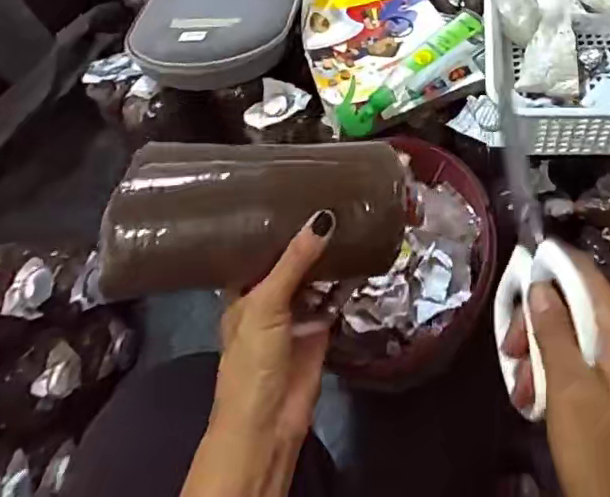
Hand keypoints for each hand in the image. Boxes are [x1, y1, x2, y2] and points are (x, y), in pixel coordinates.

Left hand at [181, 210, 336, 496]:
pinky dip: (349, 277)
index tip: (297, 189)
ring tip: (355, 214)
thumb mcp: (266, 304)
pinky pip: (337, 293)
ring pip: (317, 272)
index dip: (274, 222)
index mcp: (244, 289)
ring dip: (333, 252)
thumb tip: (324, 216)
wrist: (269, 421)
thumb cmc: (251, 361)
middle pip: (293, 256)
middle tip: (337, 195)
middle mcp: (270, 295)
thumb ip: (294, 261)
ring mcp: (298, 310)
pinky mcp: (322, 324)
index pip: (258, 246)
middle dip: (311, 233)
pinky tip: (365, 253)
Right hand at [502, 249, 609, 496]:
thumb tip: (541, 286)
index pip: (587, 274)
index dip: (554, 264)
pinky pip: (581, 364)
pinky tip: (535, 401)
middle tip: (510, 349)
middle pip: (577, 306)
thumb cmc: (600, 450)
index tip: (520, 267)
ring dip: (541, 354)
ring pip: (575, 337)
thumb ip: (554, 332)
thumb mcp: (569, 389)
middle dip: (539, 321)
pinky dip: (555, 374)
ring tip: (520, 389)